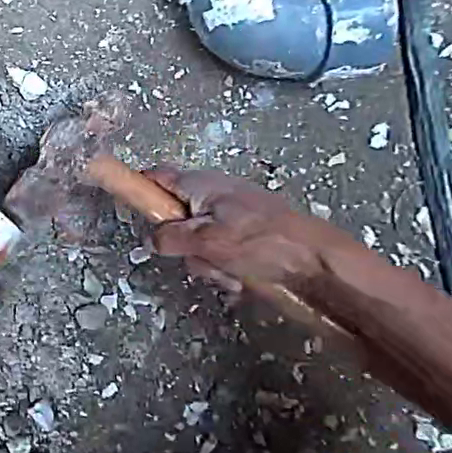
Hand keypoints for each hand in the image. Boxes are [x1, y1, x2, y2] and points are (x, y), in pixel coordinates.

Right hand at [142, 165, 358, 292]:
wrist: (322, 263)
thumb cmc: (262, 243)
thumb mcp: (206, 241)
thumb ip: (169, 237)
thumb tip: (151, 239)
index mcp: (201, 185)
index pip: (156, 175)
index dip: (137, 188)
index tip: (129, 211)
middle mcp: (214, 194)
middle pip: (174, 215)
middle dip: (178, 242)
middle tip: (193, 257)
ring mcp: (232, 214)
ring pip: (196, 237)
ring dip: (203, 259)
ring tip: (225, 272)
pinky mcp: (248, 234)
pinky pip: (219, 248)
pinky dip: (223, 264)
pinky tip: (239, 277)